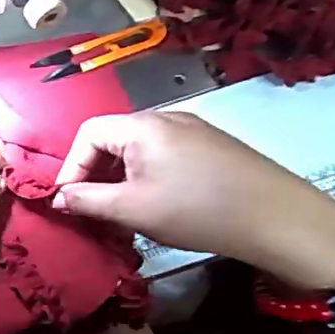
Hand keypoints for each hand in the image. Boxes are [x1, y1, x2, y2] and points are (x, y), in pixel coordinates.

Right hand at [52, 111, 334, 289]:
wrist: (275, 216)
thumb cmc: (195, 210)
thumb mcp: (132, 209)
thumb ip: (88, 201)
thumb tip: (59, 198)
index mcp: (142, 125)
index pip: (87, 134)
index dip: (70, 167)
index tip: (68, 202)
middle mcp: (165, 117)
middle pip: (112, 139)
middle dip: (95, 175)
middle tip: (94, 212)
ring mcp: (192, 129)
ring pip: (138, 150)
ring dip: (120, 179)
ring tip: (123, 213)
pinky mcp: (211, 146)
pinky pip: (163, 156)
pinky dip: (147, 178)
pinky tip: (156, 205)